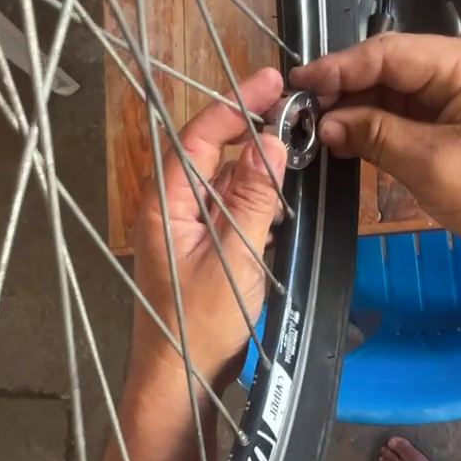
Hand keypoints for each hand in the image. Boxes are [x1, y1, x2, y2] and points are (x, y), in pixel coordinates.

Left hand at [131, 68, 288, 385]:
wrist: (184, 378)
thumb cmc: (200, 325)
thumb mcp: (233, 257)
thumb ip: (252, 198)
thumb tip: (271, 142)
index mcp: (166, 204)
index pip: (198, 137)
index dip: (235, 104)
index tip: (272, 82)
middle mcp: (173, 210)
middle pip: (210, 153)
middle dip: (249, 129)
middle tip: (291, 110)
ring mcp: (189, 232)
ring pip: (224, 182)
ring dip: (256, 166)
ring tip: (294, 150)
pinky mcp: (206, 253)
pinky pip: (232, 211)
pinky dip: (256, 200)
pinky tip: (282, 202)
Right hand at [291, 33, 460, 259]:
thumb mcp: (433, 163)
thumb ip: (376, 135)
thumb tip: (325, 122)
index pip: (390, 52)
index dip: (340, 66)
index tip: (298, 83)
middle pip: (390, 68)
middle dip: (345, 88)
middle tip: (298, 110)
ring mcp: (457, 99)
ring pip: (393, 94)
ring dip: (356, 111)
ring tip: (313, 129)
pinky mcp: (453, 126)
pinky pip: (405, 118)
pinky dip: (375, 130)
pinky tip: (345, 142)